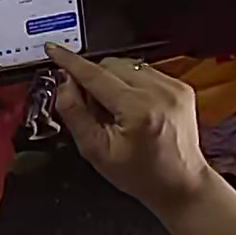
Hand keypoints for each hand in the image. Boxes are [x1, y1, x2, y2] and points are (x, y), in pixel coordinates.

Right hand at [47, 43, 215, 220]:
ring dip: (111, 81)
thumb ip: (74, 113)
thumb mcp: (95, 150)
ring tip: (114, 111)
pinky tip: (130, 107)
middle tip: (91, 108)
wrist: (181, 185)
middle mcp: (160, 93)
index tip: (53, 50)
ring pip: (125, 65)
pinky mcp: (180, 87)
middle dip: (92, 80)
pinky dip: (128, 83)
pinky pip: (142, 71)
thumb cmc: (140, 174)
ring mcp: (173, 88)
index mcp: (139, 110)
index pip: (95, 75)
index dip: (70, 62)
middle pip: (109, 65)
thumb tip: (63, 84)